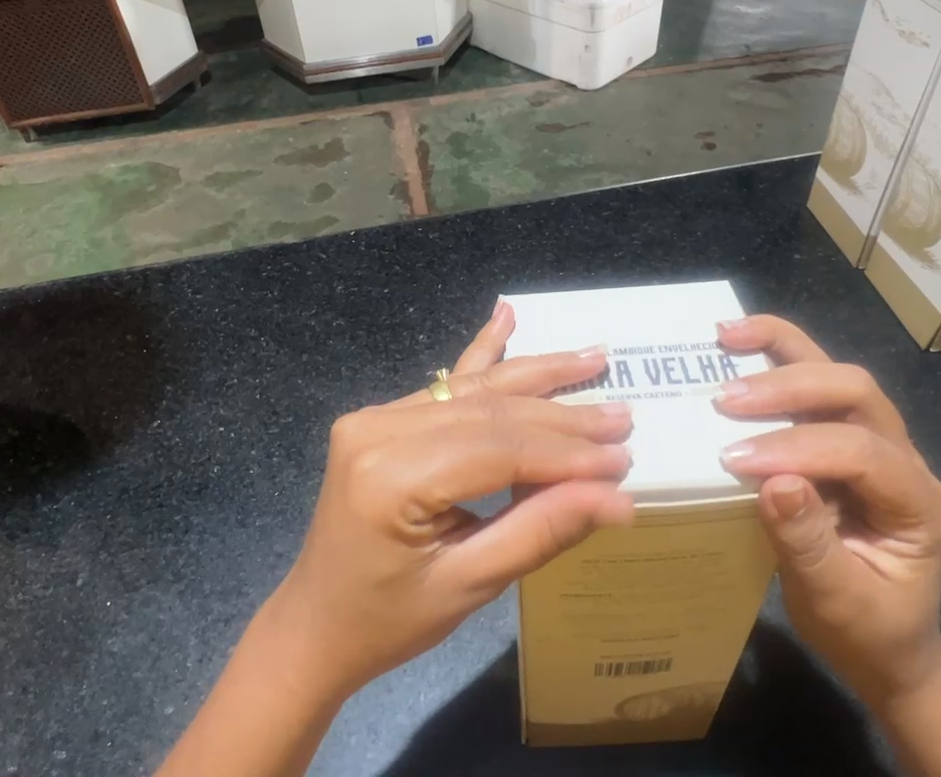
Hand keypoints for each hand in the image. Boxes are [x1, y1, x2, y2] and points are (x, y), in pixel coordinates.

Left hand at [270, 302, 635, 697]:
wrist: (317, 623)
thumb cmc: (388, 620)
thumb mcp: (468, 586)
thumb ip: (539, 531)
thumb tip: (618, 498)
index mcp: (391, 476)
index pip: (499, 448)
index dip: (566, 453)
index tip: (623, 459)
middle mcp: (378, 429)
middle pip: (490, 411)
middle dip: (561, 417)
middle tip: (622, 418)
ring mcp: (375, 417)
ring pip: (474, 389)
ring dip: (537, 376)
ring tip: (594, 357)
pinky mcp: (379, 418)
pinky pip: (444, 385)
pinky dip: (483, 356)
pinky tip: (505, 316)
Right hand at [713, 315, 940, 704]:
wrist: (887, 646)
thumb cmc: (867, 629)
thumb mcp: (837, 601)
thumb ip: (808, 543)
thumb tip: (774, 482)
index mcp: (917, 501)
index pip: (862, 452)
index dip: (798, 448)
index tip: (735, 461)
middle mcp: (903, 457)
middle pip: (856, 392)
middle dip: (789, 388)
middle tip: (724, 401)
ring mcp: (872, 440)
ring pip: (836, 374)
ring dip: (781, 351)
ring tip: (725, 336)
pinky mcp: (839, 436)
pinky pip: (813, 385)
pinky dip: (776, 356)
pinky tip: (737, 343)